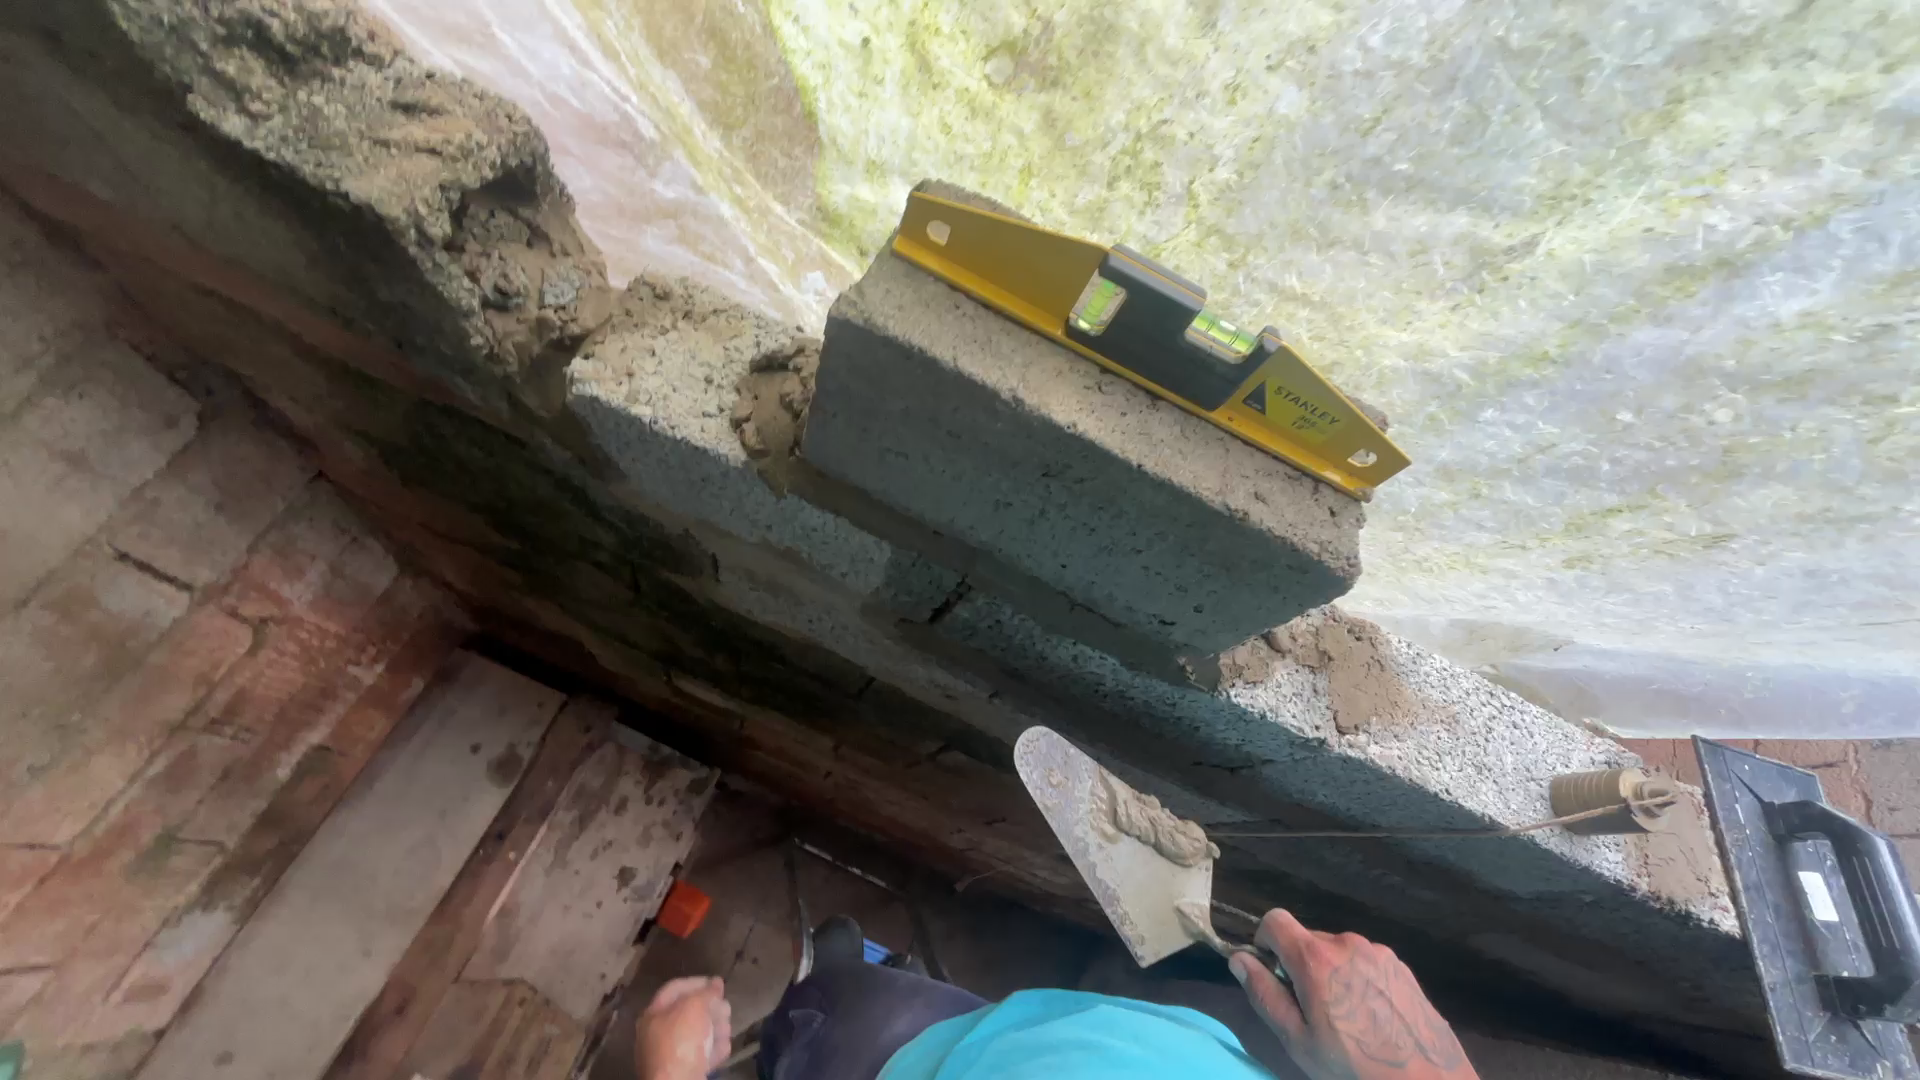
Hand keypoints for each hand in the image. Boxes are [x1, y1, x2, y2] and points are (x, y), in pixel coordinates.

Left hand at [634, 975, 731, 1079]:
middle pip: (689, 1011)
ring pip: (698, 1033)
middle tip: (726, 1008)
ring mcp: (671, 1054)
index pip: (675, 988)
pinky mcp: (683, 1071)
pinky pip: (701, 1053)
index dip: (698, 982)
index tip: (718, 984)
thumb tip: (716, 982)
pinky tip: (724, 1046)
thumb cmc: (681, 1041)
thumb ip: (706, 991)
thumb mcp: (695, 1006)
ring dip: (716, 1027)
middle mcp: (659, 1033)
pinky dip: (714, 1048)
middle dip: (711, 1008)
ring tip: (726, 1028)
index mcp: (653, 1014)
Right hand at [1230, 910, 1475, 1079]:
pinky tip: (1375, 1020)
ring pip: (1338, 952)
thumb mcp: (1298, 1042)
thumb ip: (1264, 994)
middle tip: (1314, 1012)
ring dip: (1333, 974)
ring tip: (1350, 1020)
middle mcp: (1345, 943)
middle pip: (1307, 939)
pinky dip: (1360, 981)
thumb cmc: (1355, 1069)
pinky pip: (1366, 963)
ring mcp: (1378, 953)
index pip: (1274, 920)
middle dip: (1301, 965)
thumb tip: (1238, 958)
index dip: (1265, 942)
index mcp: (1315, 957)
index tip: (1274, 975)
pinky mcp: (1402, 968)